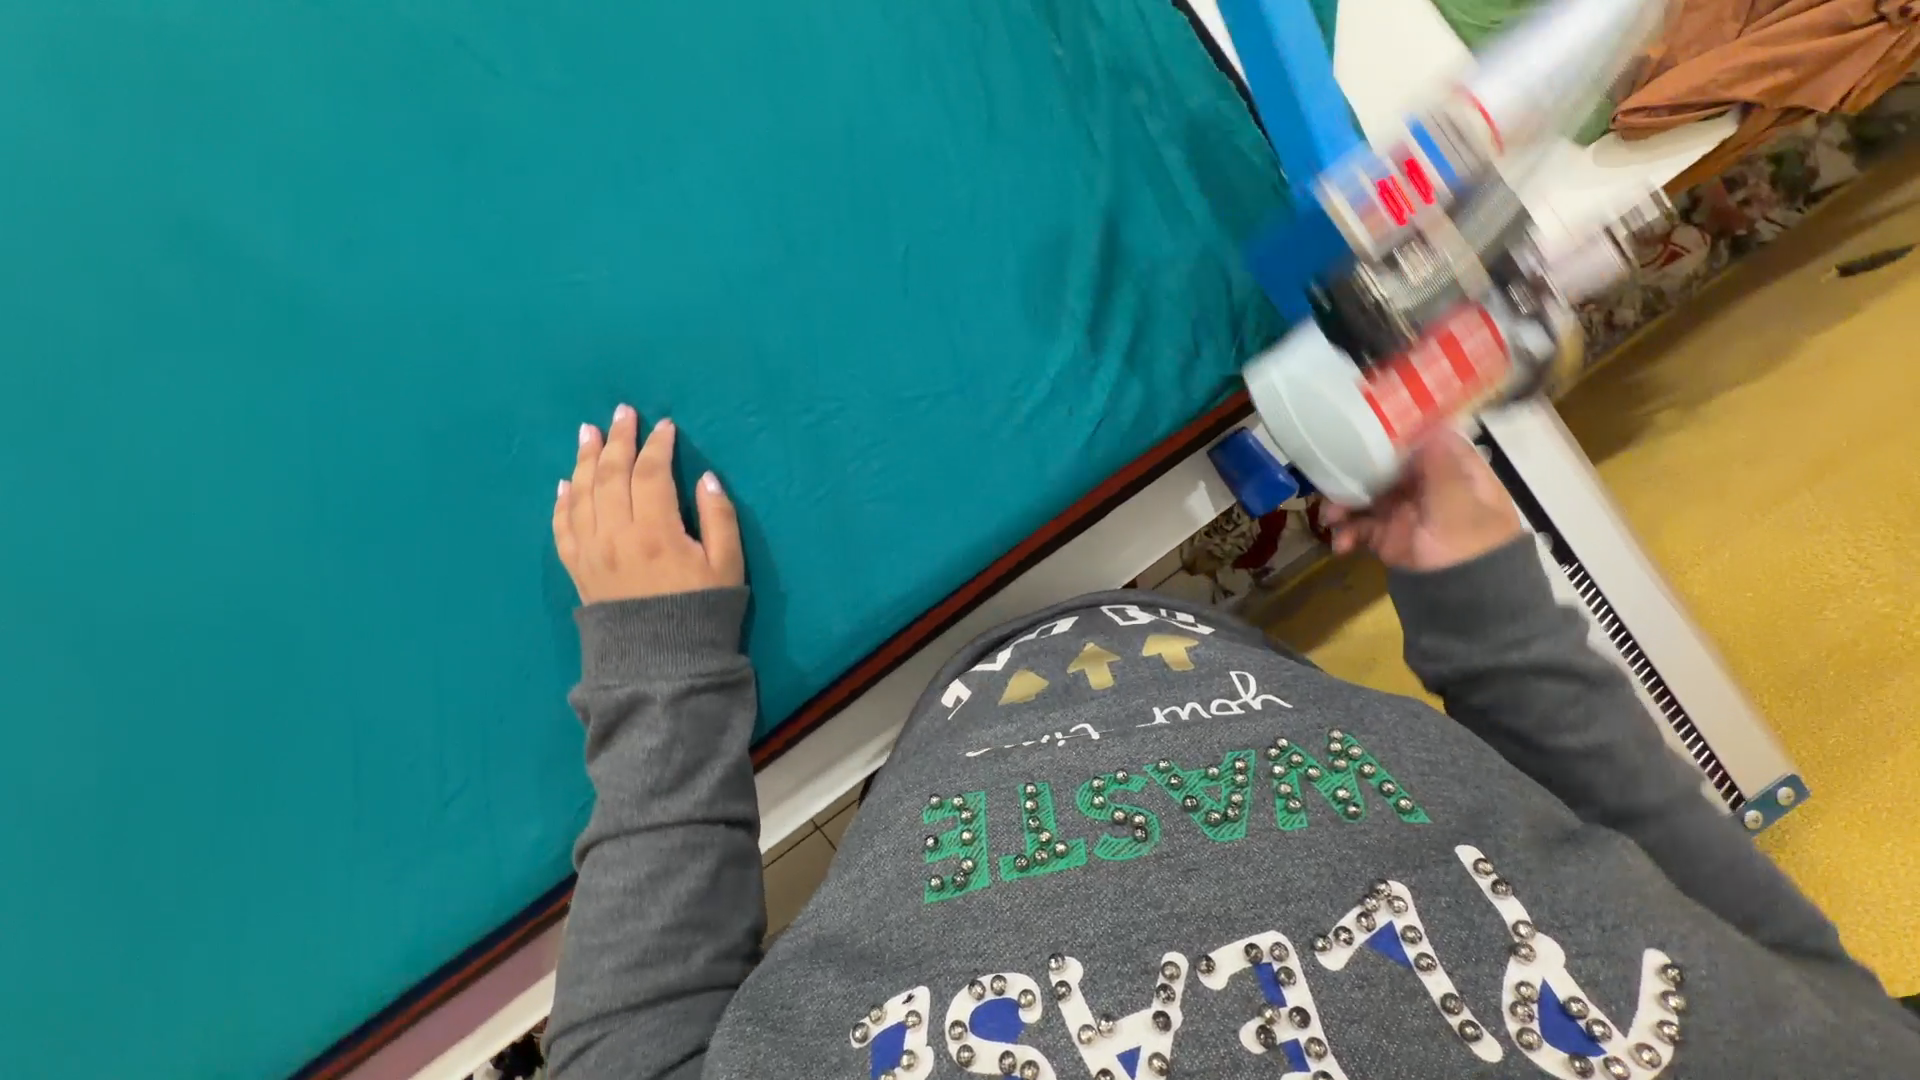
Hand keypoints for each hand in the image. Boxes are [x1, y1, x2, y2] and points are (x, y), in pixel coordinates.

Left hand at [553, 405, 744, 603]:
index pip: (652, 474)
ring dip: (585, 459)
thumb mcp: (727, 565)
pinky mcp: (577, 569)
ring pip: (582, 494)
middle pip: (611, 475)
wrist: (663, 663)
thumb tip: (706, 477)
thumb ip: (719, 517)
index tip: (666, 425)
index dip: (659, 446)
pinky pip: (562, 528)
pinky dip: (562, 501)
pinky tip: (565, 482)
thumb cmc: (703, 611)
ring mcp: (591, 552)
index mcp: (656, 531)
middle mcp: (616, 535)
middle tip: (623, 412)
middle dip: (618, 440)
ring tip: (589, 432)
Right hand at [1321, 428, 1523, 572]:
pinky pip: (1359, 526)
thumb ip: (1439, 464)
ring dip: (1343, 504)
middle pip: (1384, 466)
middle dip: (1355, 473)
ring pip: (1365, 495)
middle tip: (1332, 480)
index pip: (1424, 439)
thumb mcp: (1458, 501)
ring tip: (1330, 519)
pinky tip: (1340, 544)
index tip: (1363, 427)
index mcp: (1453, 470)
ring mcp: (1404, 511)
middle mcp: (1427, 485)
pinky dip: (1345, 533)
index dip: (1395, 433)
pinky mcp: (1386, 535)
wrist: (1464, 597)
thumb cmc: (1469, 543)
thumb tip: (1429, 424)